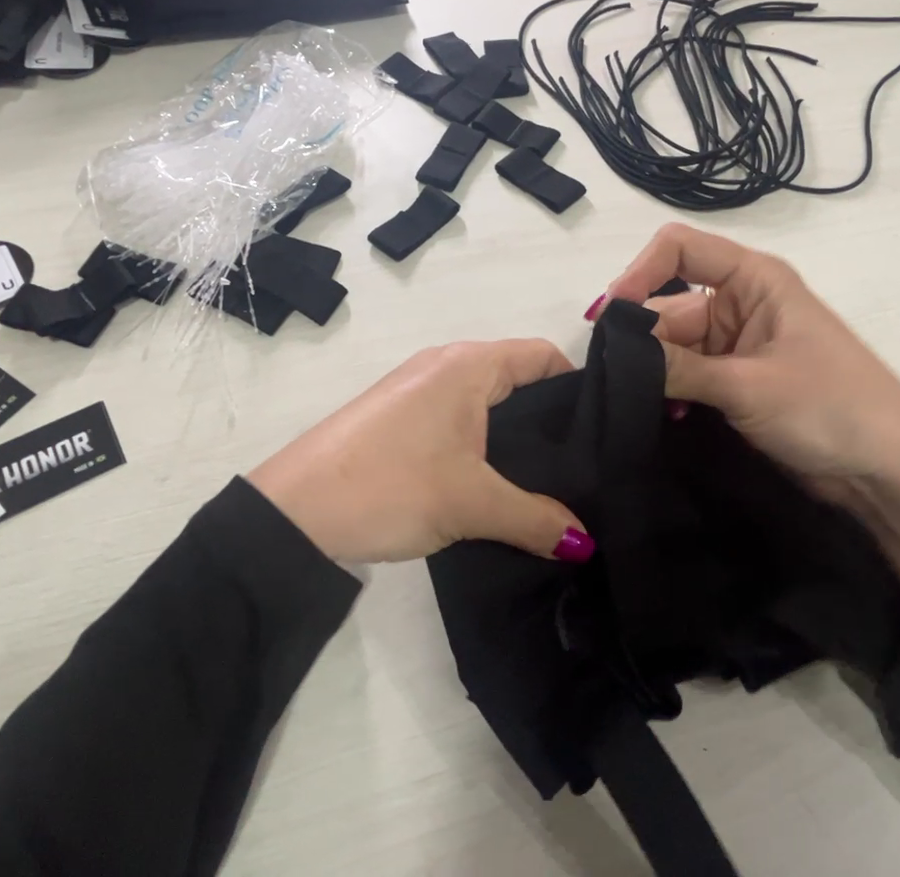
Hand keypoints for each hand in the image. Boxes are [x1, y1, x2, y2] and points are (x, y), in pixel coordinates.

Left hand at [248, 340, 594, 564]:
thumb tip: (585, 542)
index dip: (579, 387)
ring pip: (486, 408)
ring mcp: (417, 393)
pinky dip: (484, 450)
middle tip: (585, 469)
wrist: (293, 512)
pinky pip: (459, 425)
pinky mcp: (398, 422)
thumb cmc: (391, 485)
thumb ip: (536, 519)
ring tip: (549, 486)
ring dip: (515, 442)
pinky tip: (496, 490)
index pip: (543, 357)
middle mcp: (444, 366)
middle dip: (551, 422)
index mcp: (468, 365)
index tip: (606, 432)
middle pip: (518, 381)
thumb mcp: (471, 504)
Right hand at [601, 224, 899, 608]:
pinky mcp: (739, 383)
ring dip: (655, 370)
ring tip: (634, 402)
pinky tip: (662, 415)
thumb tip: (614, 354)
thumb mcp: (746, 384)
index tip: (610, 318)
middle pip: (670, 304)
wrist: (887, 471)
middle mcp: (743, 303)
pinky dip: (671, 391)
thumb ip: (675, 367)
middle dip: (643, 338)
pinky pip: (689, 375)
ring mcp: (740, 345)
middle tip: (616, 379)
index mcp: (755, 279)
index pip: (680, 249)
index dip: (639, 274)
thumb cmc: (829, 407)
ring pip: (675, 344)